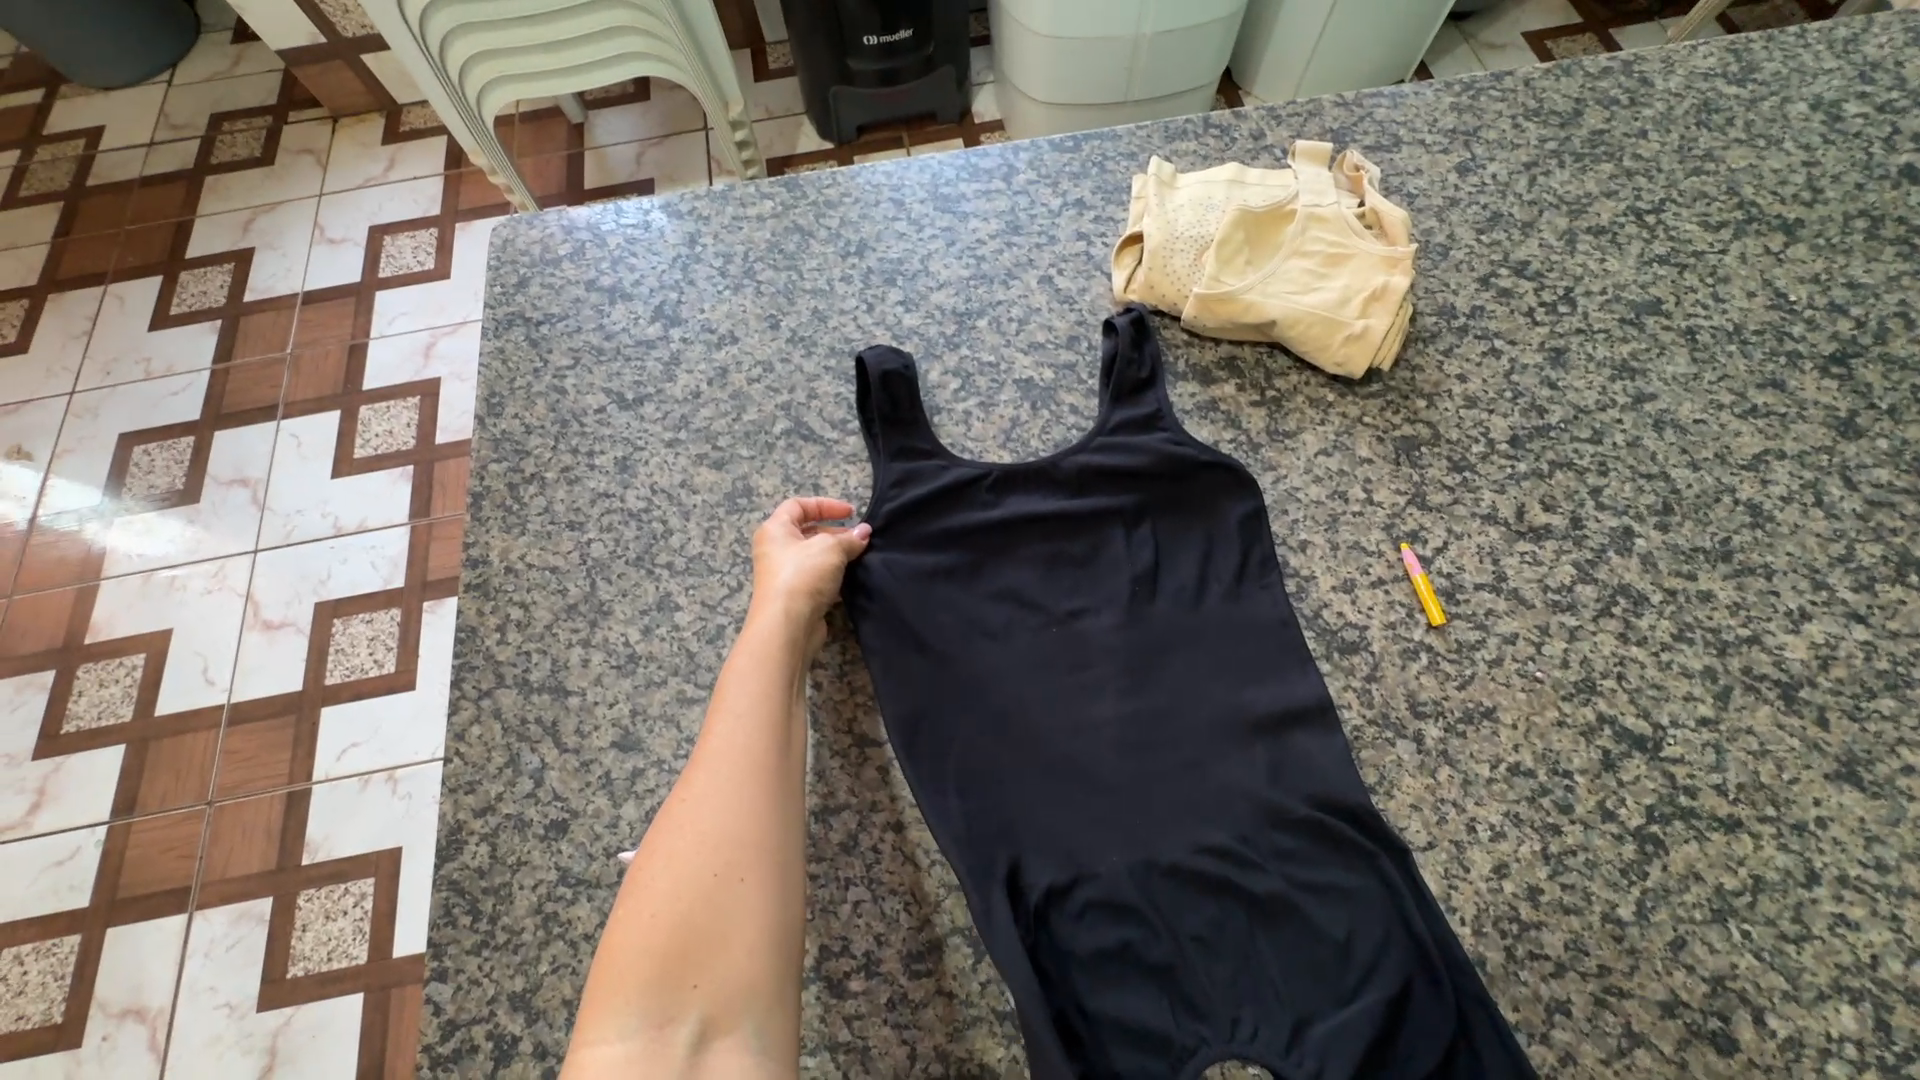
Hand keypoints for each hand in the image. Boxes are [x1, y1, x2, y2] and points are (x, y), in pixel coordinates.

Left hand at [749, 497, 871, 629]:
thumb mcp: (830, 548)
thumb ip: (849, 538)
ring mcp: (784, 575)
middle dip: (836, 533)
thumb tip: (864, 533)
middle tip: (859, 540)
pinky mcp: (795, 596)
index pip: (798, 506)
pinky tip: (851, 579)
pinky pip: (816, 578)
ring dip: (837, 556)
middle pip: (807, 532)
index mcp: (775, 530)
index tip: (851, 513)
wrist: (787, 625)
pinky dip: (833, 576)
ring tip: (859, 558)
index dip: (825, 505)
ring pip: (814, 557)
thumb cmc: (803, 575)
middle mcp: (775, 550)